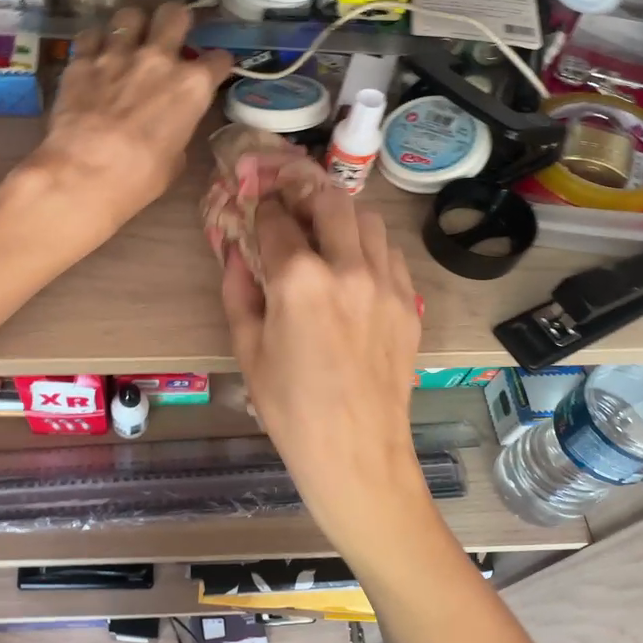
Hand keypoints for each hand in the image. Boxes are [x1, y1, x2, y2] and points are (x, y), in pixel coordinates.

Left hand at [21, 4, 232, 234]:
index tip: (211, 71)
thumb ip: (177, 131)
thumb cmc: (139, 177)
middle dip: (175, 21)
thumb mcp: (175, 160)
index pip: (218, 60)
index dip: (216, 65)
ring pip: (130, 15)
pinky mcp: (82, 60)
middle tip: (169, 35)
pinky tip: (94, 54)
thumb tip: (170, 128)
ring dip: (133, 25)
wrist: (84, 173)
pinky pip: (90, 35)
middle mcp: (159, 59)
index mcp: (192, 86)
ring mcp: (117, 54)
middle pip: (175, 15)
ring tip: (128, 40)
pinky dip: (95, 41)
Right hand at [219, 173, 429, 553]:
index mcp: (299, 280)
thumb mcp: (248, 350)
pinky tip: (351, 264)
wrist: (356, 452)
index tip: (252, 200)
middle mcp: (348, 268)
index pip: (276, 219)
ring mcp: (386, 283)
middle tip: (288, 197)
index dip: (259, 205)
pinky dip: (367, 244)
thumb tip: (235, 252)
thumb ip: (238, 290)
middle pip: (329, 199)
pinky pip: (389, 252)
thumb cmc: (290, 409)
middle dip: (303, 189)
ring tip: (321, 228)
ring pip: (367, 219)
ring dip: (340, 213)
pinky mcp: (408, 302)